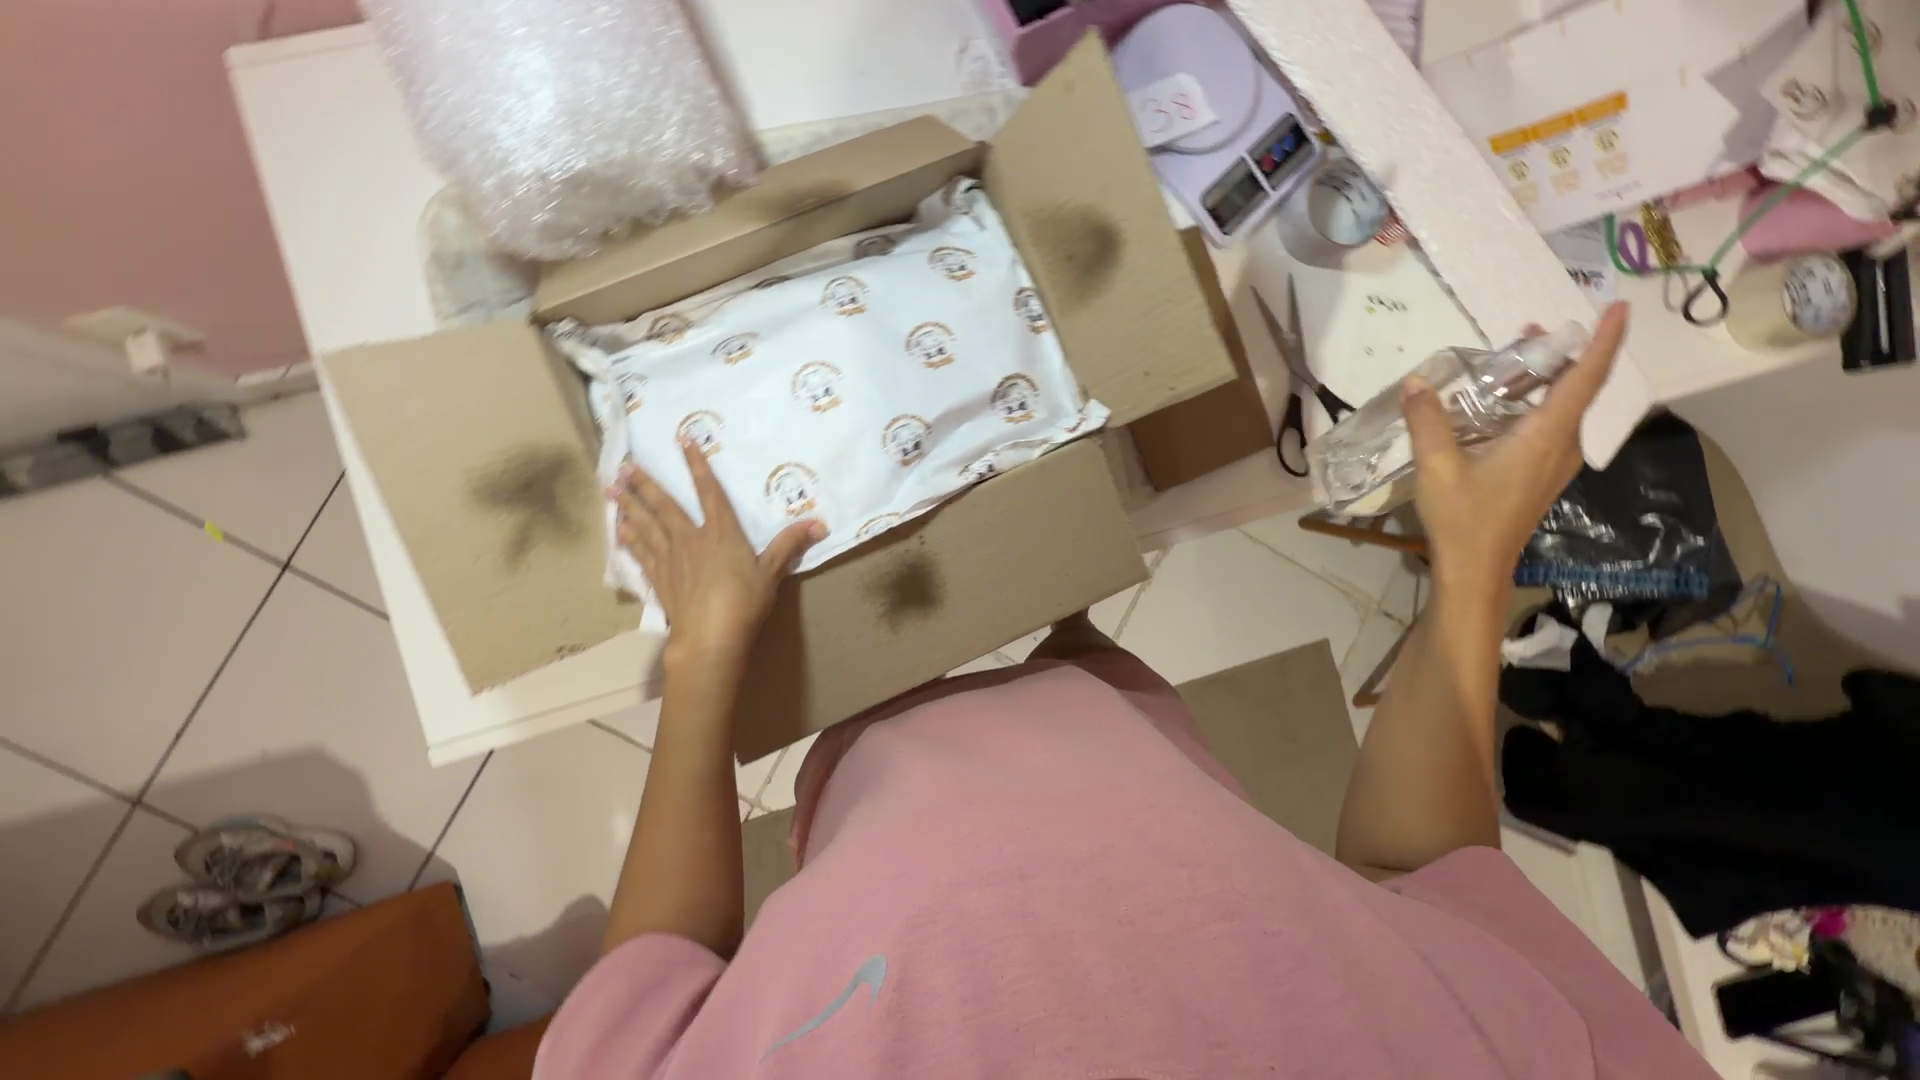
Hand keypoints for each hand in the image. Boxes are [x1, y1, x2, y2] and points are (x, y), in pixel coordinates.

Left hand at [611, 441, 823, 671]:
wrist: (710, 637)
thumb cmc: (744, 602)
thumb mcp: (772, 572)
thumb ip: (789, 545)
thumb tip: (820, 524)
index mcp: (721, 532)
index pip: (709, 491)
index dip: (697, 465)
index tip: (683, 441)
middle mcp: (691, 538)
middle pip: (664, 505)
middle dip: (644, 484)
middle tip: (624, 466)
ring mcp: (671, 558)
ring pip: (646, 525)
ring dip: (629, 505)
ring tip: (612, 489)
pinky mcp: (659, 578)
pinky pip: (641, 552)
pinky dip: (630, 539)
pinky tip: (620, 529)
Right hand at [1404, 302, 1628, 604]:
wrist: (1475, 568)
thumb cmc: (1463, 517)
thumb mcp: (1437, 466)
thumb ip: (1428, 421)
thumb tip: (1416, 382)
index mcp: (1546, 436)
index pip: (1585, 378)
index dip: (1604, 341)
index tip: (1617, 308)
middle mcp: (1561, 446)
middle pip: (1577, 389)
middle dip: (1563, 355)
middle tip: (1532, 332)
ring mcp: (1554, 463)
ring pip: (1563, 409)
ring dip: (1547, 381)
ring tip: (1515, 362)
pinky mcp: (1540, 476)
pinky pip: (1549, 427)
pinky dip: (1535, 404)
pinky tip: (1502, 407)